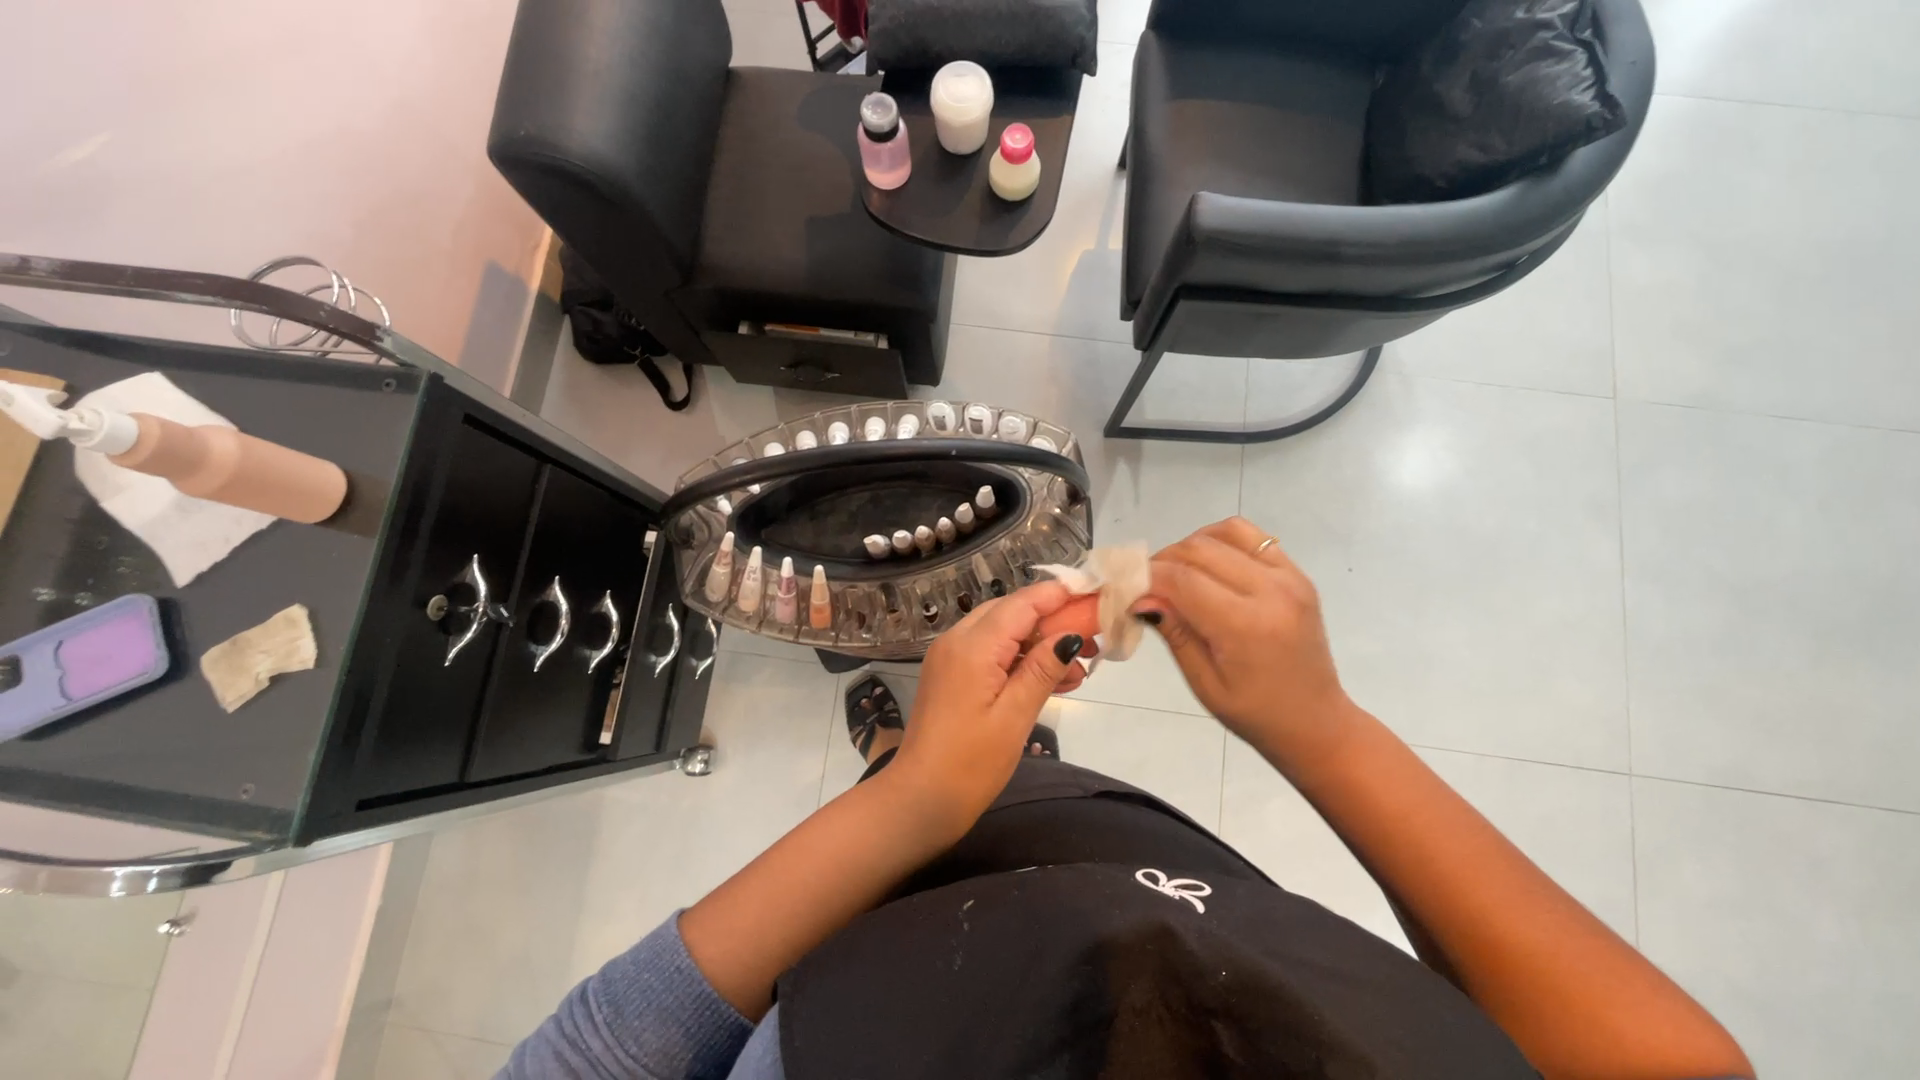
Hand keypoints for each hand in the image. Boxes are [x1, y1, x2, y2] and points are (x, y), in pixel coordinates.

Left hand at [889, 581, 1088, 829]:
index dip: (1060, 595)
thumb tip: (1071, 635)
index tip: (1097, 594)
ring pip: (1002, 632)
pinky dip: (1020, 660)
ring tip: (1081, 668)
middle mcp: (957, 641)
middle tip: (1096, 639)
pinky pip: (990, 652)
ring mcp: (950, 658)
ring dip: (1039, 643)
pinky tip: (1052, 681)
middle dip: (1054, 620)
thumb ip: (1042, 670)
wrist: (919, 800)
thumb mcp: (1014, 717)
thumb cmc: (969, 764)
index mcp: (972, 646)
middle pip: (1012, 612)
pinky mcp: (950, 676)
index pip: (1022, 603)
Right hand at [1133, 518, 1356, 766]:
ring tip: (1177, 573)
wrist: (1315, 720)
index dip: (1146, 577)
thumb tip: (1140, 597)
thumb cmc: (1254, 713)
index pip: (1182, 580)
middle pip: (1199, 549)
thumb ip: (1174, 632)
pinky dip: (1221, 542)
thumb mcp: (1204, 683)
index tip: (1125, 588)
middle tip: (1146, 585)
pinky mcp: (1296, 573)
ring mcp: (1289, 577)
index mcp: (1247, 626)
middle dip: (1163, 561)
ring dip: (1191, 546)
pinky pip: (1251, 537)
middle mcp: (1271, 591)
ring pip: (1224, 532)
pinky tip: (1208, 566)